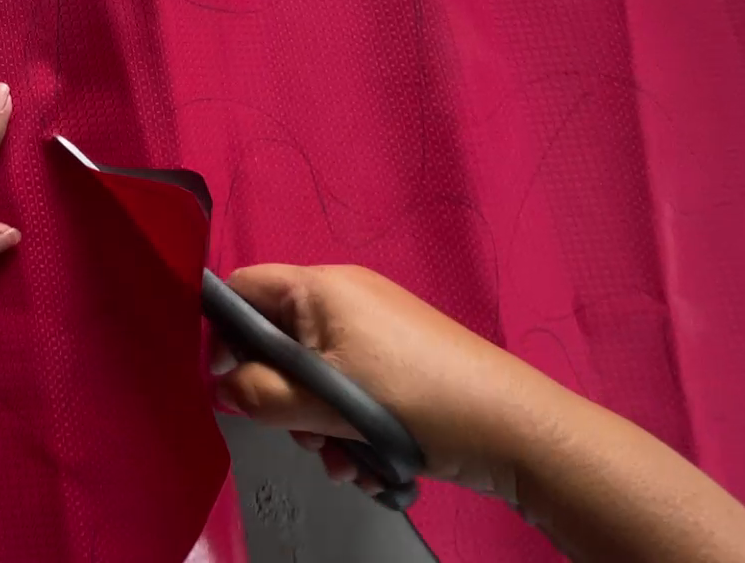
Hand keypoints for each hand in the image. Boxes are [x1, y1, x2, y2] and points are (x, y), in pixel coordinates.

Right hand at [211, 263, 580, 501]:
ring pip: (311, 364)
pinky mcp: (399, 354)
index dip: (221, 332)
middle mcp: (341, 295)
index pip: (240, 289)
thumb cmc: (415, 401)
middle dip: (276, 389)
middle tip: (297, 433)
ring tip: (340, 457)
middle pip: (275, 334)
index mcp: (317, 286)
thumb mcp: (325, 402)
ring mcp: (373, 324)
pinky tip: (364, 458)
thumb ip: (260, 395)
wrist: (525, 432)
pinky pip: (346, 376)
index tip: (225, 381)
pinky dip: (344, 416)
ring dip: (312, 414)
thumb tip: (220, 391)